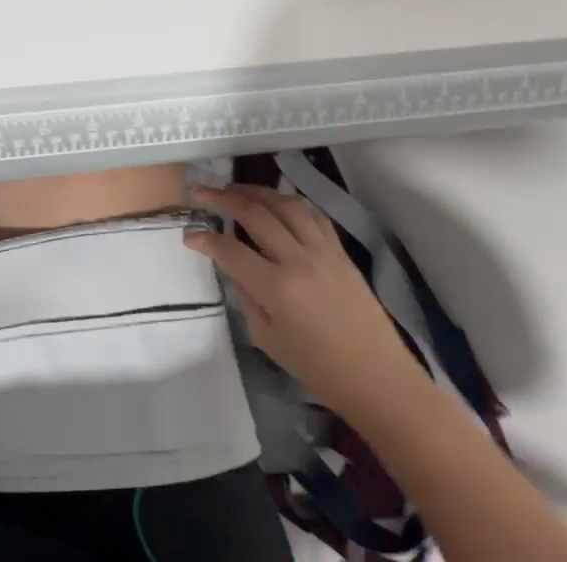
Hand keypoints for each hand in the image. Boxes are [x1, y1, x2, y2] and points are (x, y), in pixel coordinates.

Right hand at [185, 185, 423, 418]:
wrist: (377, 377)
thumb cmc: (317, 367)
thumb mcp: (265, 337)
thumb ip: (245, 294)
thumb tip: (232, 265)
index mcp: (277, 288)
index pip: (230, 249)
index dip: (205, 239)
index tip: (189, 236)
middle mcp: (299, 261)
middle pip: (256, 214)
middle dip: (224, 199)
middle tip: (202, 192)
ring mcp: (324, 253)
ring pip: (287, 205)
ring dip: (257, 192)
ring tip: (235, 189)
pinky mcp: (342, 254)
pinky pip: (313, 216)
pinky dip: (290, 203)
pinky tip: (276, 202)